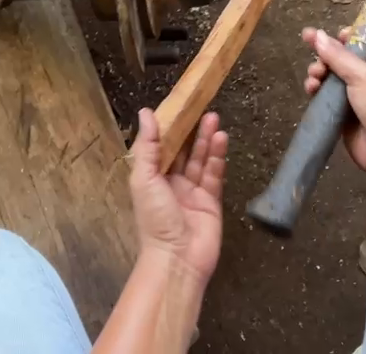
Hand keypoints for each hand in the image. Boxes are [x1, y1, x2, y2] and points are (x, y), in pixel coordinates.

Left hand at [126, 109, 228, 280]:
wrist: (177, 259)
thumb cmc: (155, 218)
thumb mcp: (144, 178)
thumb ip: (146, 146)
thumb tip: (146, 112)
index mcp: (153, 178)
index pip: (162, 147)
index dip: (170, 127)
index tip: (178, 106)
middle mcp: (172, 182)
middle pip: (184, 150)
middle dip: (192, 130)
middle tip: (201, 108)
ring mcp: (193, 192)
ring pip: (201, 160)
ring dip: (207, 139)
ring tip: (214, 118)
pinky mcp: (211, 201)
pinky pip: (214, 175)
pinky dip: (218, 157)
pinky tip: (222, 140)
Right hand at [303, 27, 365, 175]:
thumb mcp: (362, 76)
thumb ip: (338, 55)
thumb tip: (316, 34)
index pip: (363, 39)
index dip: (347, 35)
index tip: (332, 36)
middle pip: (340, 55)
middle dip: (324, 54)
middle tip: (315, 58)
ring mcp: (353, 93)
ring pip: (329, 73)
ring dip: (318, 71)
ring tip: (314, 78)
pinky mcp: (341, 109)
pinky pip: (324, 93)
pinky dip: (316, 88)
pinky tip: (311, 90)